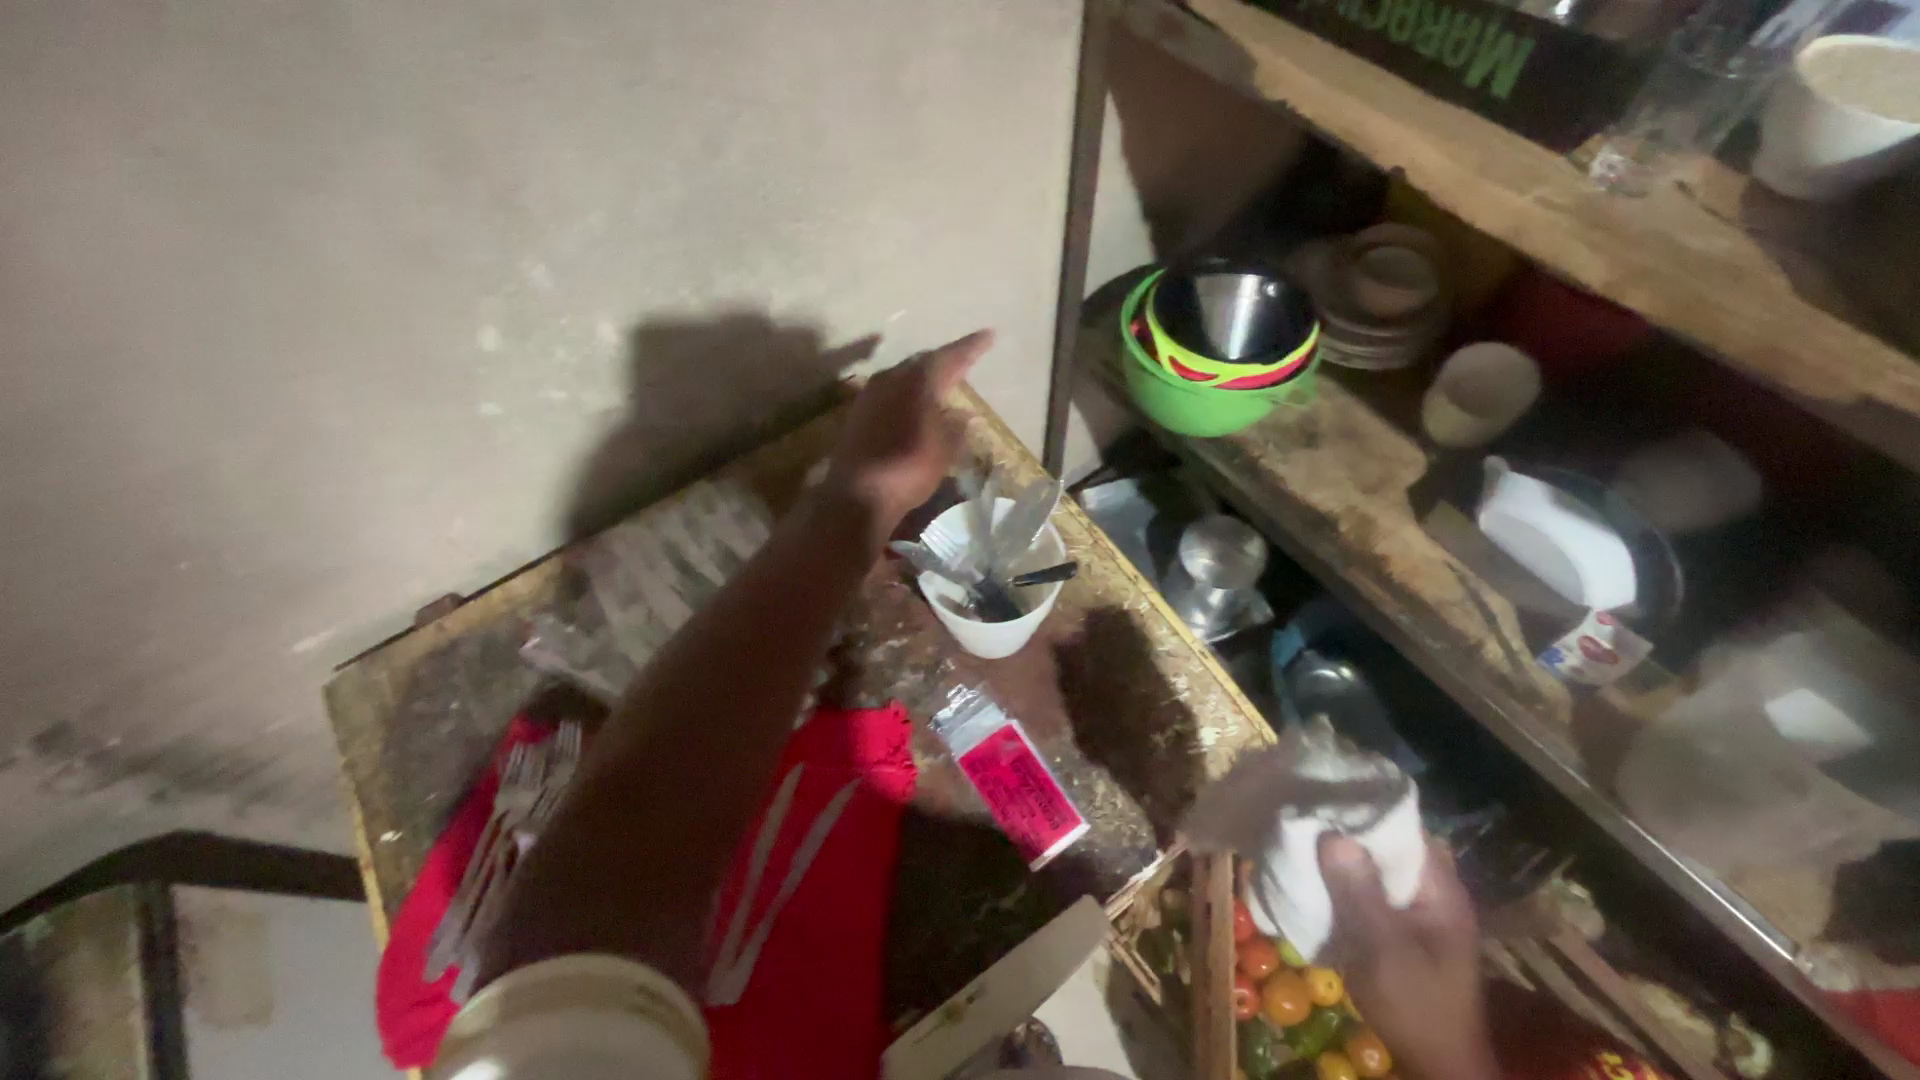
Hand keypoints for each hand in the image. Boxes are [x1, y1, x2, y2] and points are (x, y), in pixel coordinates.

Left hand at [820, 329, 990, 543]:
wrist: (857, 495)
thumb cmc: (909, 468)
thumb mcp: (944, 450)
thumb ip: (957, 428)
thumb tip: (965, 415)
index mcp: (918, 380)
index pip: (951, 356)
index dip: (972, 347)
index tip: (990, 335)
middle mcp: (891, 378)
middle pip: (923, 363)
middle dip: (945, 362)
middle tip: (964, 362)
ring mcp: (870, 395)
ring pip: (903, 377)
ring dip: (923, 379)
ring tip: (941, 385)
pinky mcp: (858, 414)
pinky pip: (890, 393)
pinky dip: (907, 395)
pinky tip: (915, 407)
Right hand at [1321, 834, 1499, 1079]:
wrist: (1437, 1066)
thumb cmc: (1415, 1006)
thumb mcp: (1384, 949)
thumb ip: (1359, 892)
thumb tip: (1333, 834)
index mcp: (1440, 891)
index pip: (1405, 831)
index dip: (1366, 813)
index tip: (1324, 799)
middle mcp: (1432, 893)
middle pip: (1388, 847)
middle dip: (1348, 833)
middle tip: (1303, 818)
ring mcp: (1417, 912)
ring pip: (1375, 869)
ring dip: (1342, 859)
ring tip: (1300, 842)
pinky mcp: (1399, 930)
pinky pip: (1369, 891)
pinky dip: (1343, 883)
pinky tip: (1314, 880)